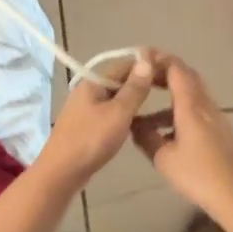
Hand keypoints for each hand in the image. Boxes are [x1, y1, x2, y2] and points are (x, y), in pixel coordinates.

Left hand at [37, 50, 156, 190]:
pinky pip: (109, 112)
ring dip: (134, 98)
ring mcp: (84, 108)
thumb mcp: (118, 113)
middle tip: (168, 87)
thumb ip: (134, 88)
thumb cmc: (91, 139)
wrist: (62, 171)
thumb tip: (146, 59)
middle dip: (141, 81)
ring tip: (158, 102)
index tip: (170, 70)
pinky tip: (137, 121)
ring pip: (114, 97)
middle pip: (118, 80)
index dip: (146, 64)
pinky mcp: (86, 125)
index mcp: (93, 83)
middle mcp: (87, 91)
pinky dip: (124, 112)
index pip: (124, 65)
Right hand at [132, 56, 232, 217]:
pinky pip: (198, 110)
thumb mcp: (163, 158)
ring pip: (192, 95)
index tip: (140, 56)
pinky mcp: (222, 131)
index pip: (176, 69)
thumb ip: (146, 137)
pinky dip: (180, 111)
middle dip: (164, 72)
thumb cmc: (198, 175)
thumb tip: (133, 123)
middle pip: (187, 77)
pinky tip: (167, 133)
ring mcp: (217, 118)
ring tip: (148, 113)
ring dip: (171, 95)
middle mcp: (206, 106)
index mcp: (191, 107)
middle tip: (142, 77)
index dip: (158, 58)